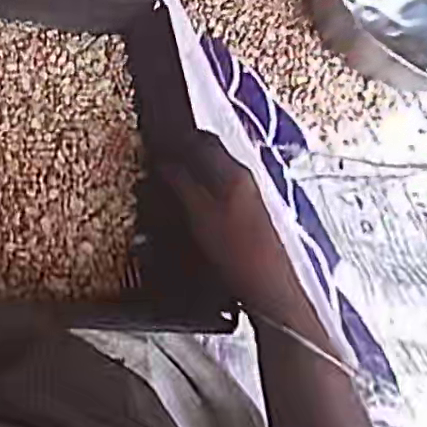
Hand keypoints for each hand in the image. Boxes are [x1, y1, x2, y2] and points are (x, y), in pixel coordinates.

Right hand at [163, 131, 308, 321]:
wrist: (269, 287)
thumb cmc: (234, 250)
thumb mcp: (199, 214)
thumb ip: (181, 183)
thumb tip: (164, 162)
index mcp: (234, 172)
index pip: (204, 140)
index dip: (179, 139)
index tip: (157, 142)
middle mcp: (245, 177)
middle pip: (212, 152)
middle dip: (185, 151)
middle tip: (159, 159)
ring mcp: (250, 194)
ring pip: (216, 169)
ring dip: (193, 169)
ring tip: (169, 178)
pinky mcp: (250, 210)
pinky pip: (221, 185)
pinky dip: (203, 184)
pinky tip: (189, 198)